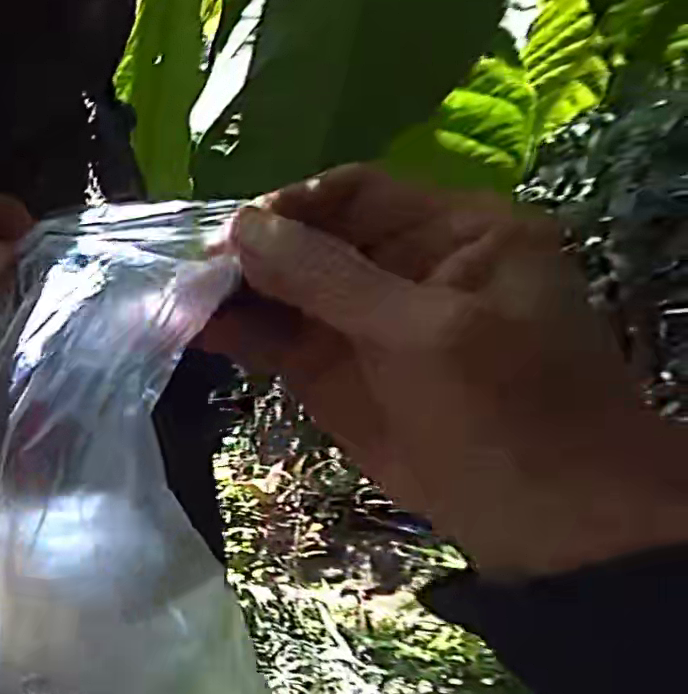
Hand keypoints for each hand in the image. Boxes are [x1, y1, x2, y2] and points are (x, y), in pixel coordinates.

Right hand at [203, 164, 687, 578]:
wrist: (522, 498)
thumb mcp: (418, 328)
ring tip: (171, 305)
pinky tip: (186, 332)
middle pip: (300, 242)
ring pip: (272, 291)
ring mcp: (346, 319)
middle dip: (241, 256)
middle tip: (182, 278)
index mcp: (447, 233)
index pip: (351, 195)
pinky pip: (261, 336)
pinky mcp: (314, 363)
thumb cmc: (500, 400)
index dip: (285, 209)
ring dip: (223, 296)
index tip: (223, 238)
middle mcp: (390, 266)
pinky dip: (225, 333)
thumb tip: (242, 228)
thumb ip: (326, 277)